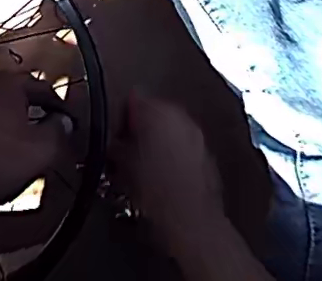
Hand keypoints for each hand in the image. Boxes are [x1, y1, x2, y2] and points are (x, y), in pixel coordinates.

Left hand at [0, 70, 67, 213]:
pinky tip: (9, 140)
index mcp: (8, 84)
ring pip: (3, 101)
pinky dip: (3, 122)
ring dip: (19, 112)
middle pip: (20, 89)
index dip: (58, 102)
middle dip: (38, 102)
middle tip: (53, 118)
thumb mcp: (43, 148)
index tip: (69, 118)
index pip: (41, 85)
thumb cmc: (4, 162)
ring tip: (34, 129)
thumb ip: (58, 130)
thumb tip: (64, 120)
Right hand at [113, 92, 227, 256]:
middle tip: (129, 150)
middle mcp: (178, 114)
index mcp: (155, 109)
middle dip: (141, 129)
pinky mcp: (208, 155)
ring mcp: (196, 134)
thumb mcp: (122, 164)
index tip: (115, 138)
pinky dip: (175, 154)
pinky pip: (184, 146)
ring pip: (170, 129)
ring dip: (158, 140)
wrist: (192, 221)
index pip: (130, 100)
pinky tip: (166, 174)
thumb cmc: (153, 188)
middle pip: (152, 112)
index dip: (120, 120)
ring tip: (147, 164)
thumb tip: (114, 142)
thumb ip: (116, 144)